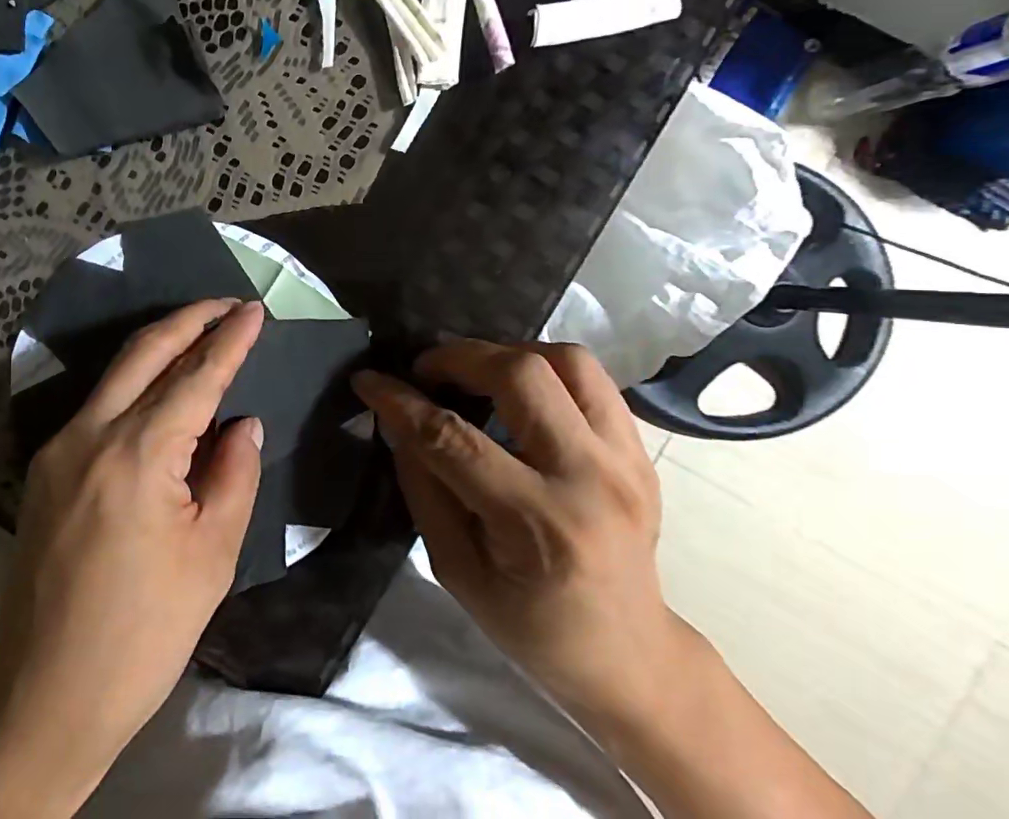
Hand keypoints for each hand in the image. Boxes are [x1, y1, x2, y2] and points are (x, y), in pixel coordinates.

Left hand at [0, 299, 265, 818]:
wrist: (47, 682)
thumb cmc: (144, 631)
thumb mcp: (211, 556)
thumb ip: (231, 475)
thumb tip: (240, 422)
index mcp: (136, 453)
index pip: (193, 378)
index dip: (227, 341)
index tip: (253, 311)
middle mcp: (88, 434)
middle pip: (142, 354)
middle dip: (186, 321)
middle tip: (226, 304)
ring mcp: (57, 448)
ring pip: (114, 377)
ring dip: (158, 349)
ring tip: (200, 335)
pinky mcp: (44, 468)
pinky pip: (97, 411)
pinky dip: (133, 390)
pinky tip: (160, 395)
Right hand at [351, 340, 693, 732]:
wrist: (627, 654)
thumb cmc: (527, 622)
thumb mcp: (453, 567)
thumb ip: (424, 487)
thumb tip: (399, 422)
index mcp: (537, 522)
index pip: (453, 437)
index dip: (400, 401)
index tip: (367, 381)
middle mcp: (591, 479)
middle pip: (523, 375)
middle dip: (457, 358)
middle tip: (423, 372)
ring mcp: (627, 461)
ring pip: (567, 361)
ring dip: (506, 355)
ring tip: (471, 376)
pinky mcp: (640, 453)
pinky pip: (591, 381)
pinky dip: (543, 372)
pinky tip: (513, 396)